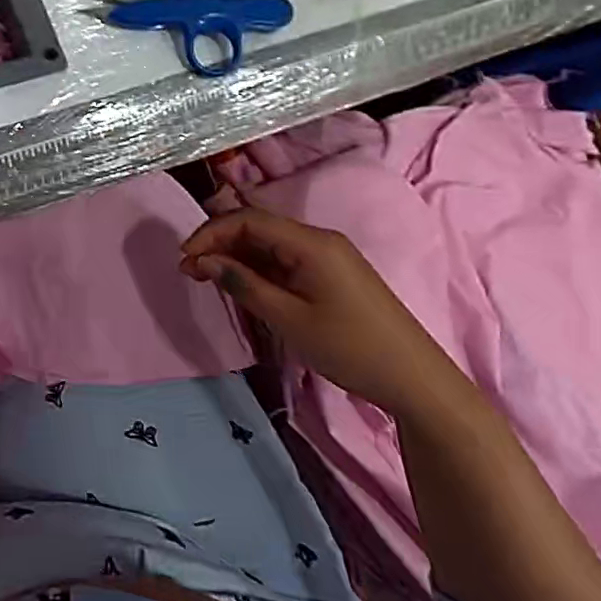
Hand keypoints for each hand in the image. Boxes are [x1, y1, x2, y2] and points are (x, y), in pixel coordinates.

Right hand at [180, 208, 460, 416]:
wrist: (416, 380)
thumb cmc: (350, 348)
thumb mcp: (289, 319)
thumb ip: (244, 284)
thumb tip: (204, 261)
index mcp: (311, 243)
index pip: (248, 220)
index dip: (211, 233)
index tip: (184, 258)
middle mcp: (319, 240)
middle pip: (258, 228)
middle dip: (220, 243)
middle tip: (190, 271)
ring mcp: (328, 257)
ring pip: (270, 245)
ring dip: (237, 257)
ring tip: (207, 279)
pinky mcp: (332, 274)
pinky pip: (286, 260)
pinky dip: (259, 269)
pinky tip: (242, 285)